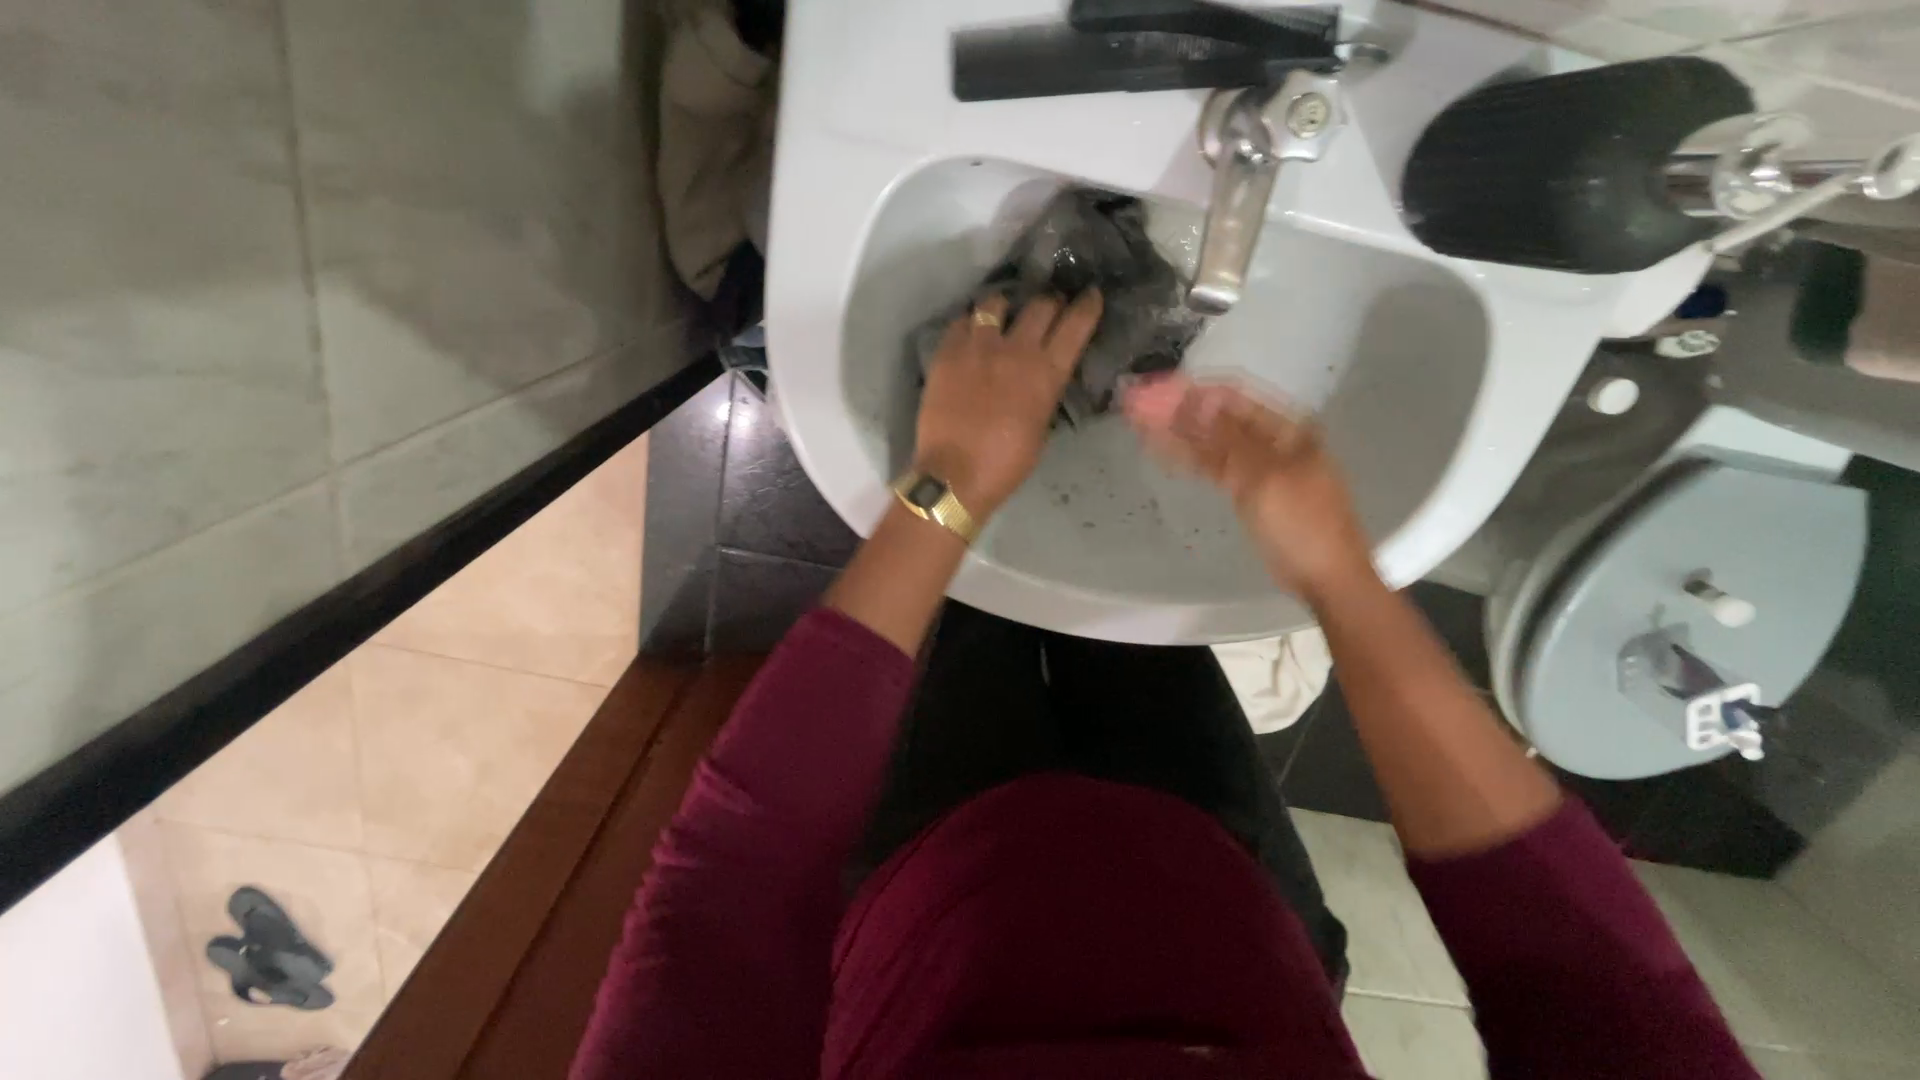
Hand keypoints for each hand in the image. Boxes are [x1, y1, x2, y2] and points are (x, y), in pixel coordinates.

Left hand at [915, 289, 1103, 517]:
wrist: (955, 475)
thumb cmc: (1006, 463)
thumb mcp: (1040, 427)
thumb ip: (1043, 392)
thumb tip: (1040, 377)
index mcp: (1047, 373)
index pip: (1076, 324)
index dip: (1087, 305)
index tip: (1091, 295)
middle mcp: (1016, 350)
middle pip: (1041, 305)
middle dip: (1049, 302)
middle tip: (1048, 307)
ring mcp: (978, 347)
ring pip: (995, 303)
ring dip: (1005, 306)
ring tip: (1002, 313)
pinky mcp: (947, 352)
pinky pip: (962, 322)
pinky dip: (970, 323)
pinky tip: (970, 333)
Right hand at [1122, 374, 1375, 600]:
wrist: (1327, 577)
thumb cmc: (1304, 525)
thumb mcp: (1265, 477)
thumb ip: (1226, 439)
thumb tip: (1192, 401)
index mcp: (1285, 427)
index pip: (1228, 396)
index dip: (1187, 390)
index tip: (1148, 390)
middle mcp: (1271, 439)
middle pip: (1216, 416)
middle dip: (1175, 407)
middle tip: (1132, 403)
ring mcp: (1258, 466)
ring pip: (1210, 441)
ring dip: (1175, 430)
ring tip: (1136, 421)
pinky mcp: (1247, 491)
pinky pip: (1213, 466)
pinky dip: (1187, 456)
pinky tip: (1161, 449)